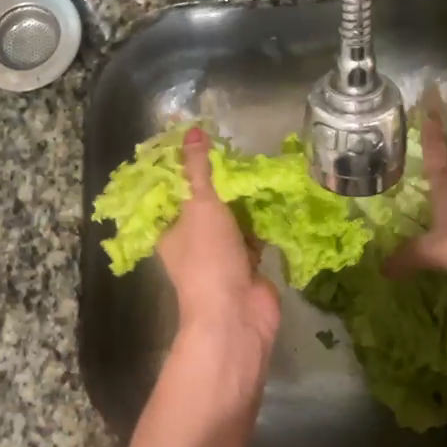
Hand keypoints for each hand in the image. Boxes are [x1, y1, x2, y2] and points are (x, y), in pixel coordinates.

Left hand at [157, 128, 281, 350]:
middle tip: (237, 149)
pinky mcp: (247, 262)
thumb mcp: (200, 205)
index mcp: (169, 226)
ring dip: (245, 197)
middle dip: (221, 179)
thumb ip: (198, 168)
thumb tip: (192, 130)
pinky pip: (254, 232)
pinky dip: (263, 218)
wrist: (237, 316)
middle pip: (205, 200)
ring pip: (232, 216)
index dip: (184, 164)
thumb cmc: (208, 258)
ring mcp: (220, 251)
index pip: (172, 188)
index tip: (200, 138)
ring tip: (259, 165)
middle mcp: (192, 238)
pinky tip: (276, 195)